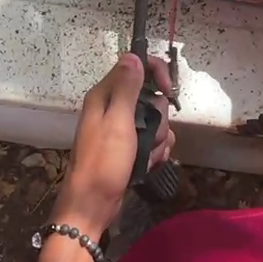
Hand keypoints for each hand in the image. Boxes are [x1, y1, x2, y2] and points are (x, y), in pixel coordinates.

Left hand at [52, 54, 174, 238]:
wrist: (92, 206)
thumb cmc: (103, 163)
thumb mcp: (117, 122)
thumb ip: (126, 88)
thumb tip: (133, 55)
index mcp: (104, 95)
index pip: (135, 67)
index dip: (156, 73)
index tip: (169, 91)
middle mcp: (112, 108)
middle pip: (150, 97)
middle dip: (158, 118)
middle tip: (150, 135)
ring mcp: (121, 129)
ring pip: (155, 121)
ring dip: (158, 139)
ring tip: (148, 155)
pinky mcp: (128, 148)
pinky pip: (153, 140)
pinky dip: (155, 152)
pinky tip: (150, 164)